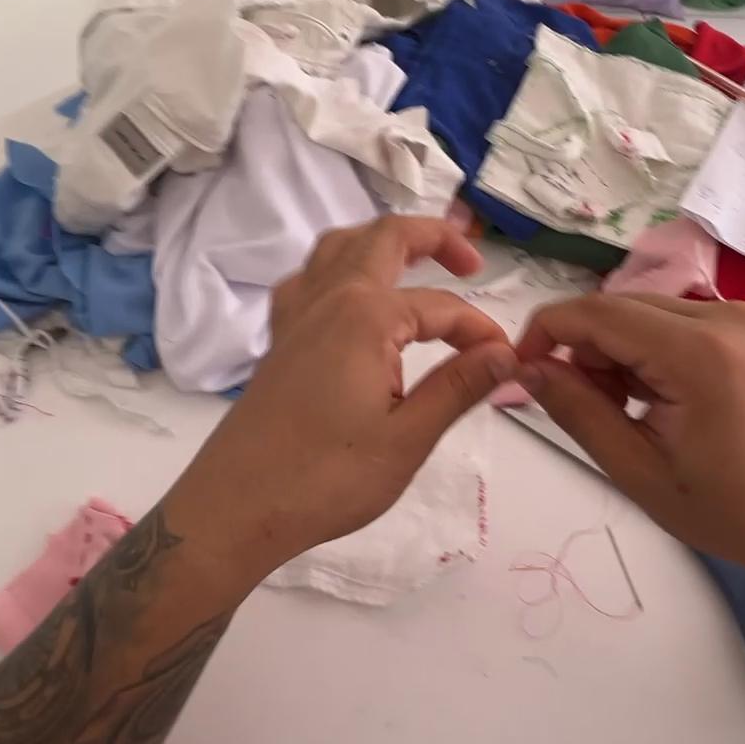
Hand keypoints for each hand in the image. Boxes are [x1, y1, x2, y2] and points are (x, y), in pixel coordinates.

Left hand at [163, 217, 519, 589]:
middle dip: (434, 237)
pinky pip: (308, 278)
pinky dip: (338, 269)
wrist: (237, 507)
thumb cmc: (327, 478)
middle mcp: (328, 298)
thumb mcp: (408, 438)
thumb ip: (459, 387)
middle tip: (472, 262)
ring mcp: (296, 315)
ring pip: (339, 246)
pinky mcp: (278, 337)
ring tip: (415, 264)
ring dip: (381, 242)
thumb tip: (507, 353)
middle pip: (384, 237)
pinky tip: (350, 299)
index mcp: (366, 316)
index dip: (479, 331)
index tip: (506, 362)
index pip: (441, 307)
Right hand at [514, 293, 744, 587]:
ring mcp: (743, 319)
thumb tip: (527, 368)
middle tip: (583, 407)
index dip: (546, 331)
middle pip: (618, 309)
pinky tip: (656, 398)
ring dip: (615, 352)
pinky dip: (647, 352)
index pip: (596, 313)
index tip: (520, 368)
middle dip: (583, 350)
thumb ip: (576, 411)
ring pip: (643, 313)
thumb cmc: (733, 512)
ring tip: (626, 411)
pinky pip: (673, 323)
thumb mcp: (637, 470)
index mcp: (699, 351)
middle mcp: (725, 317)